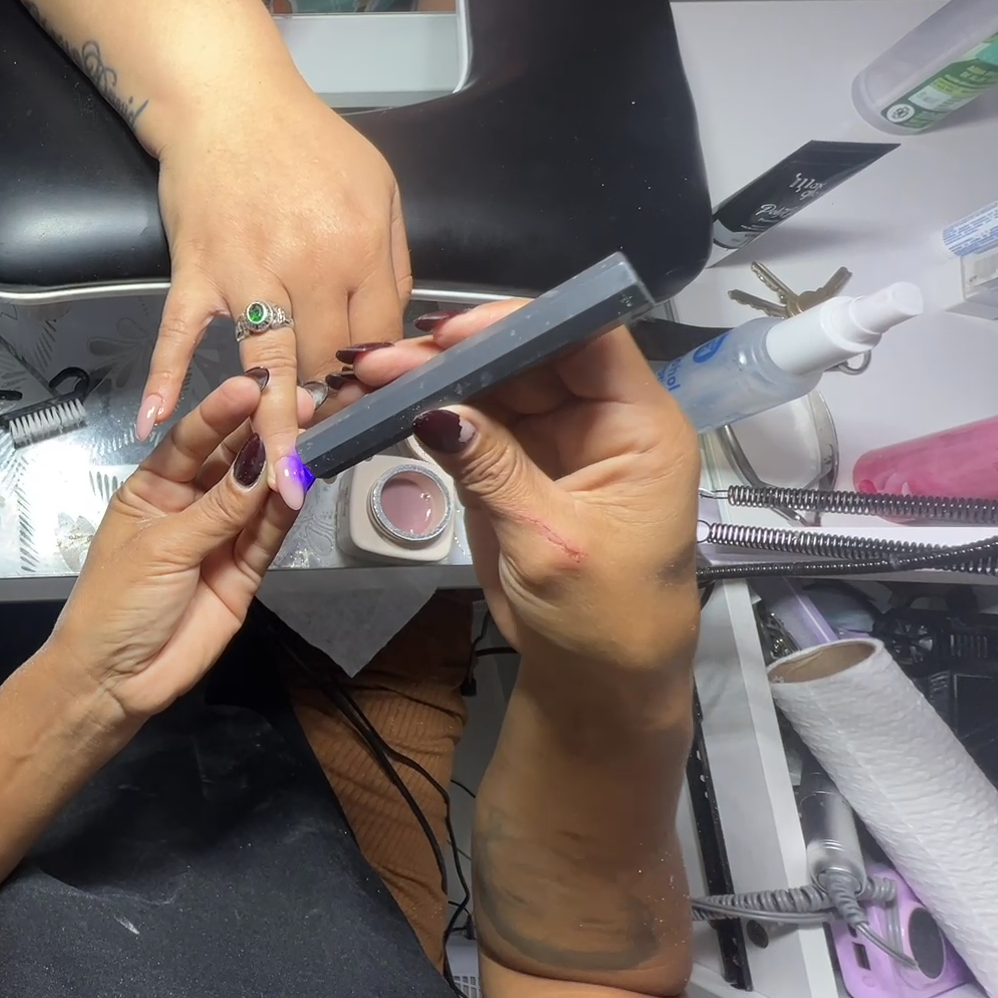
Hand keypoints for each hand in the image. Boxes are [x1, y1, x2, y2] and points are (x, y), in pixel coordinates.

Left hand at [45, 373, 296, 720]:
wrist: (116, 679)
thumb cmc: (117, 601)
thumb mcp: (162, 548)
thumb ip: (218, 509)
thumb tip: (265, 460)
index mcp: (151, 488)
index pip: (190, 440)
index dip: (220, 413)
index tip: (253, 386)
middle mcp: (187, 504)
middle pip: (230, 461)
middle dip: (261, 433)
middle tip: (300, 402)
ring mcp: (218, 537)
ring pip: (255, 494)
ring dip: (281, 467)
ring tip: (313, 433)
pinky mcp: (244, 570)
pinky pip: (268, 533)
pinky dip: (285, 510)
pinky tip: (304, 480)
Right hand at [140, 90, 409, 512]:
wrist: (229, 103)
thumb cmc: (310, 147)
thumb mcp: (379, 192)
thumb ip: (392, 266)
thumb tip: (388, 339)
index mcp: (361, 247)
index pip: (376, 340)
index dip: (372, 385)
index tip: (364, 422)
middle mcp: (307, 266)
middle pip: (325, 363)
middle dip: (328, 415)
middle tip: (326, 459)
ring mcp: (244, 275)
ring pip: (266, 365)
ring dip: (272, 428)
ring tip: (275, 485)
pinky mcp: (194, 277)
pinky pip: (178, 335)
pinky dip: (163, 378)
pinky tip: (150, 422)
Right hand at [349, 304, 702, 676]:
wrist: (589, 671)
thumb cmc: (603, 612)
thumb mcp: (552, 539)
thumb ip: (494, 470)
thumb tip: (431, 411)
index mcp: (635, 426)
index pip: (584, 343)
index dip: (518, 326)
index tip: (446, 334)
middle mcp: (590, 419)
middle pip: (520, 360)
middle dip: (450, 355)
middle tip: (377, 362)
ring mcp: (542, 441)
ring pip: (482, 389)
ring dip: (423, 381)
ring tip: (363, 380)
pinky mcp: (504, 466)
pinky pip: (461, 427)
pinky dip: (419, 415)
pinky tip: (378, 408)